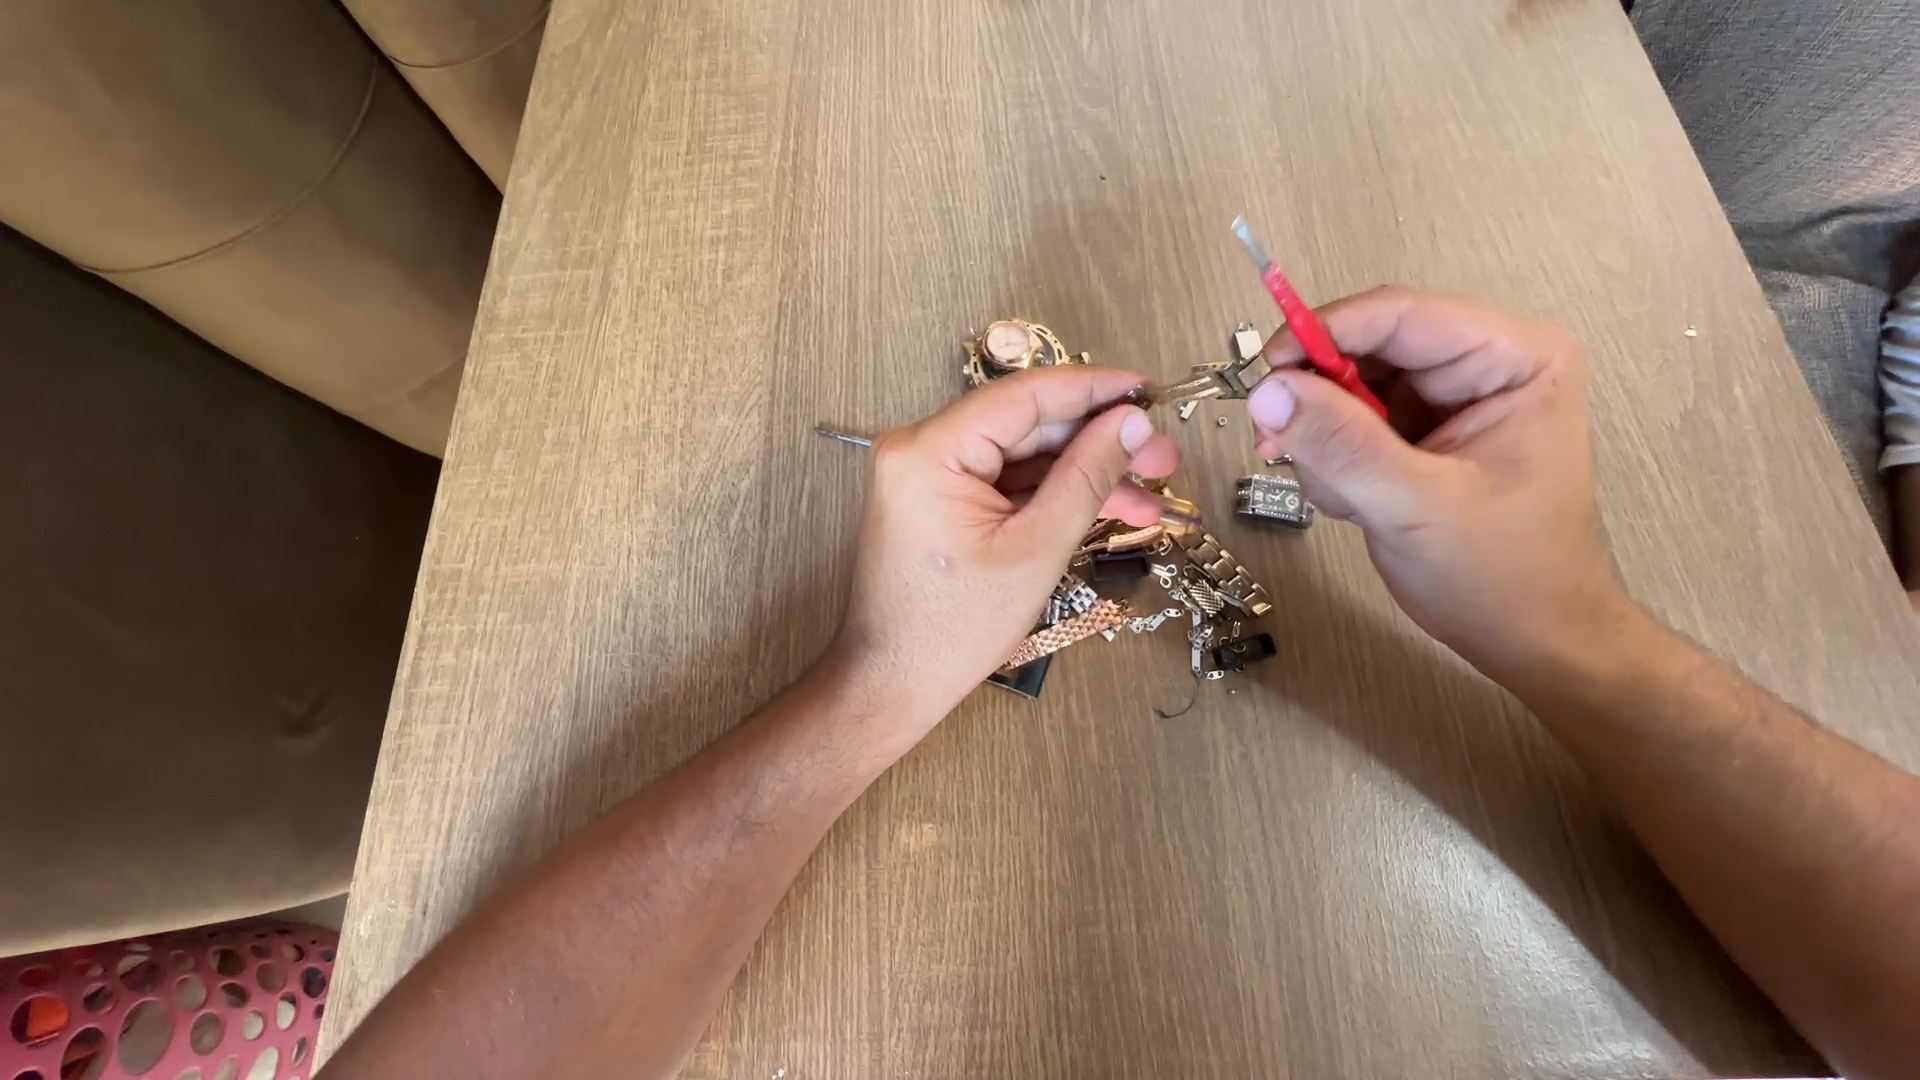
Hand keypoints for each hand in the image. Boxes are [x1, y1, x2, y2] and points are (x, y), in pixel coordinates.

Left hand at [835, 366, 1180, 717]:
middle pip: (1027, 425)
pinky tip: (1106, 506)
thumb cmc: (956, 628)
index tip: (1148, 392)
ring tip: (1148, 496)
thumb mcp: (1037, 548)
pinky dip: (1051, 494)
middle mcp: (920, 447)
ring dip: (1083, 473)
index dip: (1094, 389)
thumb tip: (1132, 423)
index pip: (1025, 395)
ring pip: (1022, 456)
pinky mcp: (938, 498)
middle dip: (1099, 441)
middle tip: (1163, 457)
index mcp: (929, 449)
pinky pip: (1004, 482)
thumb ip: (1087, 476)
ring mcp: (927, 473)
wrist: (897, 682)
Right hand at [1247, 286, 1636, 679]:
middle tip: (1276, 446)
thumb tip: (1265, 391)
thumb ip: (1339, 444)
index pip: (1399, 314)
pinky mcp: (1416, 435)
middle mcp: (1478, 366)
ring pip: (1344, 388)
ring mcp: (1445, 402)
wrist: (1526, 636)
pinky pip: (1345, 424)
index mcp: (1511, 359)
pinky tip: (1353, 501)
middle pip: (1365, 348)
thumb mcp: (1414, 505)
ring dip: (1322, 440)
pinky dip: (1330, 461)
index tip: (1262, 375)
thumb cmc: (1497, 572)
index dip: (1321, 334)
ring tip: (1343, 496)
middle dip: (1316, 399)